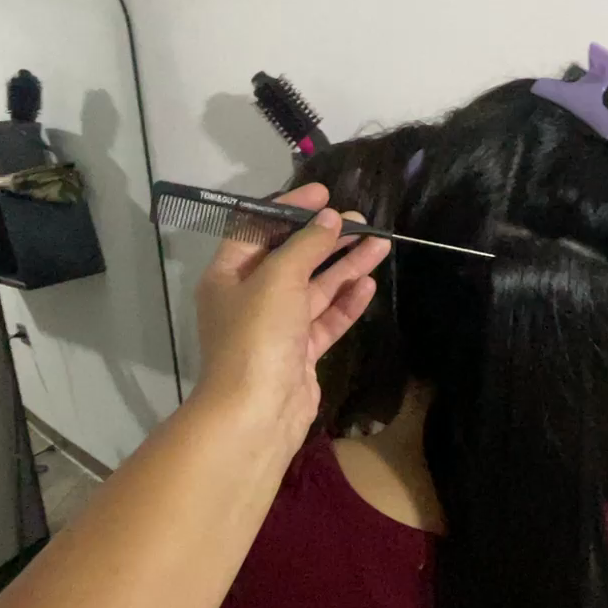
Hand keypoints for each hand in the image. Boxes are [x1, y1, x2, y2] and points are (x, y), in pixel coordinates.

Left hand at [193, 183, 390, 442]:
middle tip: (360, 220)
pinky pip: (325, 319)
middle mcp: (249, 298)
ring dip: (344, 266)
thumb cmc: (257, 335)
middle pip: (291, 257)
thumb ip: (306, 245)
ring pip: (314, 288)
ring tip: (379, 243)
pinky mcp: (300, 352)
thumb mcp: (277, 278)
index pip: (256, 228)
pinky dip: (346, 302)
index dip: (287, 208)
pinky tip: (369, 284)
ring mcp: (276, 327)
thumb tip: (330, 218)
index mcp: (228, 275)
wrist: (256, 413)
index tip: (323, 194)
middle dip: (325, 238)